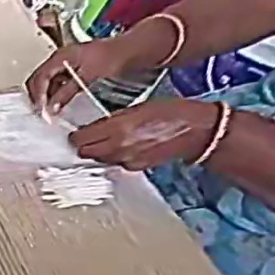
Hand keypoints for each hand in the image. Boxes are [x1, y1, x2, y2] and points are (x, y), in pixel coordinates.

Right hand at [25, 28, 168, 113]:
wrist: (133, 48)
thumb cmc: (115, 55)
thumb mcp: (88, 76)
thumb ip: (66, 92)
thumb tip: (51, 107)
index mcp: (61, 56)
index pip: (39, 78)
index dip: (38, 96)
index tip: (41, 110)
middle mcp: (60, 59)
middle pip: (37, 80)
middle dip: (36, 97)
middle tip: (40, 112)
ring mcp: (64, 64)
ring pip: (44, 83)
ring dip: (44, 97)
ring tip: (49, 109)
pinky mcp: (70, 70)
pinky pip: (53, 84)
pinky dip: (53, 95)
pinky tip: (58, 103)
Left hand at [68, 98, 221, 170]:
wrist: (198, 131)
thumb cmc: (174, 113)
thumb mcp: (140, 107)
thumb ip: (113, 119)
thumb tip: (94, 128)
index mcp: (119, 127)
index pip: (81, 138)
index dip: (77, 136)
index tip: (76, 134)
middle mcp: (118, 146)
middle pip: (85, 152)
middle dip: (84, 146)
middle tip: (89, 139)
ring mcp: (124, 159)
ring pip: (98, 159)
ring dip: (98, 152)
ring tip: (111, 141)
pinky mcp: (132, 167)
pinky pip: (114, 163)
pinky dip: (114, 157)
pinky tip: (125, 148)